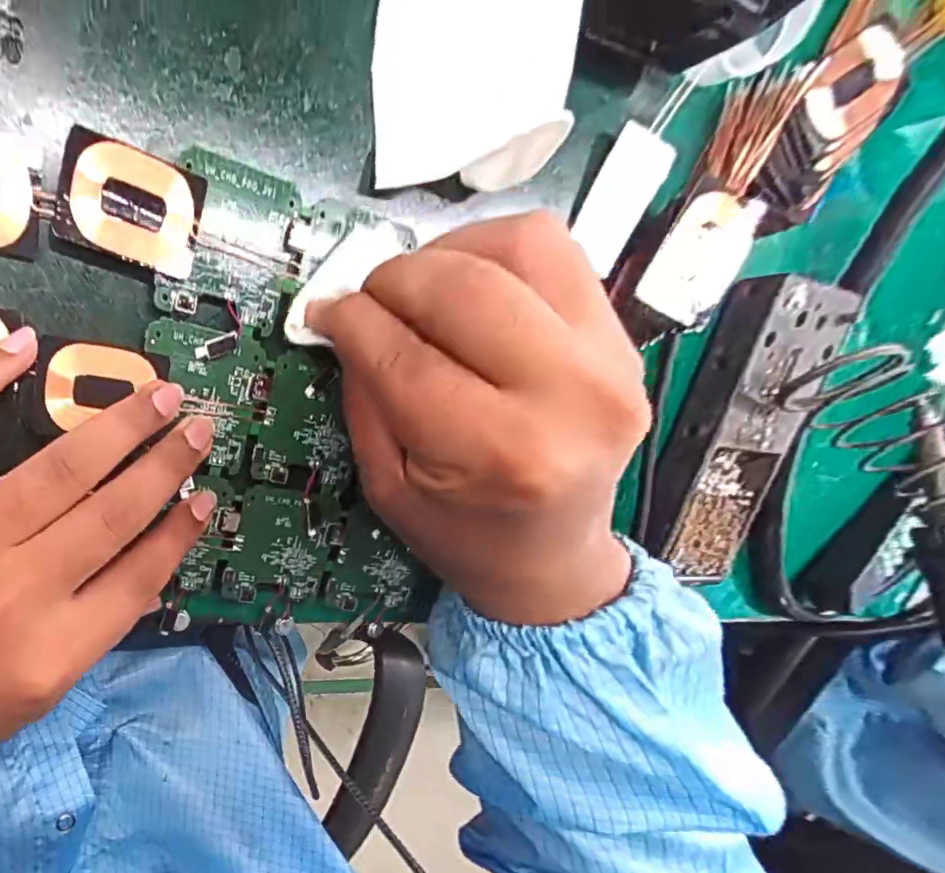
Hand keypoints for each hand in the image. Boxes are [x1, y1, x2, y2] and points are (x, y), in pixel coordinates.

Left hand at [0, 327, 217, 797]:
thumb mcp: (27, 699)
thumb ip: (82, 637)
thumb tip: (133, 571)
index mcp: (52, 653)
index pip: (137, 577)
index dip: (178, 533)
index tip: (203, 499)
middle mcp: (17, 592)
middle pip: (112, 511)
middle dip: (165, 464)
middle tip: (196, 428)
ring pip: (61, 468)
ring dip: (119, 425)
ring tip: (158, 397)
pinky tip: (23, 345)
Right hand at [306, 212, 648, 625]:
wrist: (548, 553)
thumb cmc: (455, 532)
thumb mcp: (384, 482)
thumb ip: (366, 399)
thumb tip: (344, 324)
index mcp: (495, 453)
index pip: (405, 357)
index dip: (351, 322)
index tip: (321, 311)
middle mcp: (566, 396)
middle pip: (464, 290)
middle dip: (392, 280)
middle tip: (361, 298)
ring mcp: (609, 358)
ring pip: (521, 246)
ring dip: (446, 252)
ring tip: (411, 286)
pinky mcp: (622, 336)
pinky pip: (556, 254)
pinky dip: (492, 253)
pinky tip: (458, 283)